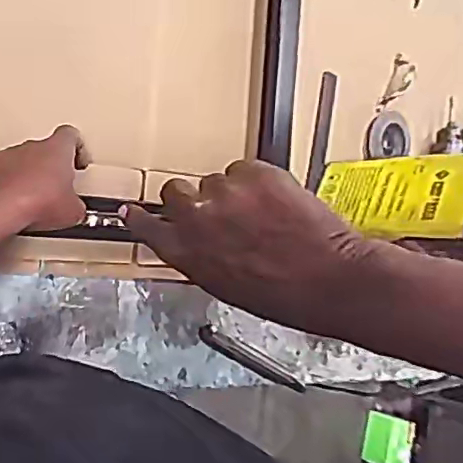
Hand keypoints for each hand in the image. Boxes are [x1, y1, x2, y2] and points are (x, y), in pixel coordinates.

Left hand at [0, 126, 88, 232]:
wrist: (1, 211)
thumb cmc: (36, 202)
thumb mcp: (72, 211)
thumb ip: (76, 204)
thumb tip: (75, 212)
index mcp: (55, 148)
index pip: (69, 136)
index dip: (76, 148)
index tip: (78, 161)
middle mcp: (29, 147)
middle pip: (43, 150)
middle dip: (48, 168)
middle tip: (55, 189)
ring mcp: (5, 157)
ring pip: (18, 162)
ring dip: (25, 177)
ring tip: (31, 201)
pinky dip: (4, 186)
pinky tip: (10, 205)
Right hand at [124, 160, 378, 331]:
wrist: (329, 279)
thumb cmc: (282, 294)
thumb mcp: (223, 285)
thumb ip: (197, 257)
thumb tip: (194, 242)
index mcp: (185, 252)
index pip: (147, 227)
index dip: (141, 218)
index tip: (133, 210)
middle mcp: (196, 219)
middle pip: (175, 191)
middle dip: (193, 198)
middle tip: (220, 211)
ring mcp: (224, 193)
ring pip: (216, 180)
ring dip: (232, 192)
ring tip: (261, 213)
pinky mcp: (254, 173)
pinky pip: (245, 168)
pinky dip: (258, 181)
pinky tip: (275, 203)